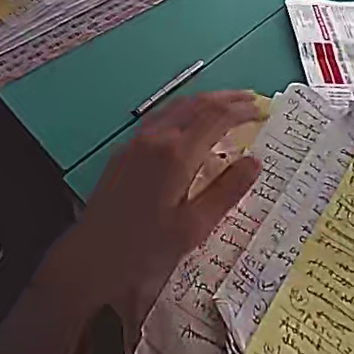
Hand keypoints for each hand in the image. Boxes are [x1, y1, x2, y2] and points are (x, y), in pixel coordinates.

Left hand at [46, 93, 262, 332]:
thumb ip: (226, 191)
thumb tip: (255, 161)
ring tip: (228, 103)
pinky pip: (162, 116)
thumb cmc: (145, 247)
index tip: (262, 110)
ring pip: (179, 106)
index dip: (242, 110)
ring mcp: (138, 140)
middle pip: (198, 104)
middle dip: (227, 98)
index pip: (217, 118)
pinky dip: (186, 109)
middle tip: (252, 99)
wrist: (90, 256)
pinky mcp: (127, 148)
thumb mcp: (193, 227)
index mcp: (177, 154)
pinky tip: (191, 119)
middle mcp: (157, 137)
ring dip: (206, 100)